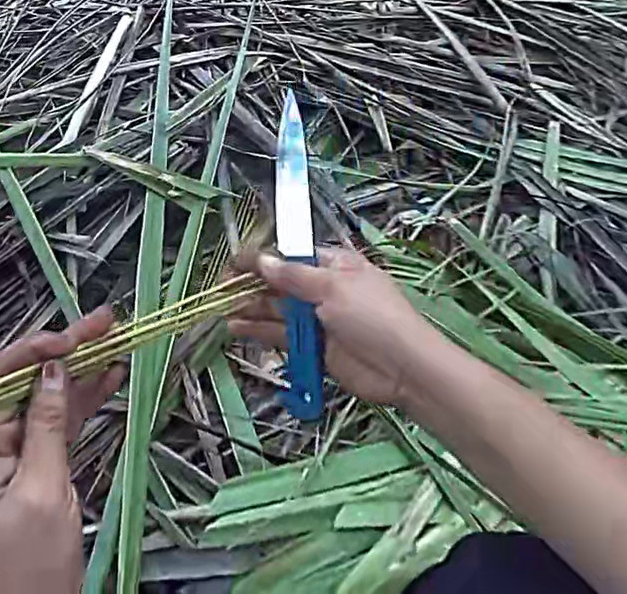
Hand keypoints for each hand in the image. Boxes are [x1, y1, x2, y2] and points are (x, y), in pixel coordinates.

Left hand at [0, 307, 127, 593]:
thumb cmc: (27, 572)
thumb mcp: (41, 494)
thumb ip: (46, 427)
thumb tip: (52, 371)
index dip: (32, 350)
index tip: (69, 338)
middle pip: (27, 378)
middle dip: (65, 347)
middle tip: (103, 322)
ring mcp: (16, 450)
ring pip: (49, 392)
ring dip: (82, 365)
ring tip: (115, 337)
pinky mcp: (39, 461)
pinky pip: (62, 417)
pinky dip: (86, 395)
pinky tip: (110, 375)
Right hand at [227, 247, 447, 408]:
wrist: (405, 369)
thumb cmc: (373, 316)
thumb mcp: (332, 287)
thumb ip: (292, 277)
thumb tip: (262, 260)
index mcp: (333, 265)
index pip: (290, 256)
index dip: (262, 259)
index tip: (234, 263)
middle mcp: (323, 289)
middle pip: (280, 284)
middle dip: (251, 286)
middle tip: (221, 290)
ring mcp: (318, 319)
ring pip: (277, 311)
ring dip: (251, 309)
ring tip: (222, 311)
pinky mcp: (315, 348)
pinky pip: (282, 336)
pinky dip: (260, 332)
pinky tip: (237, 330)